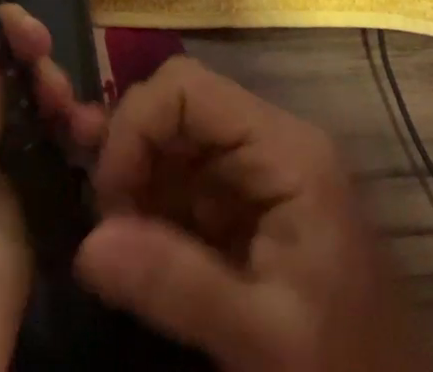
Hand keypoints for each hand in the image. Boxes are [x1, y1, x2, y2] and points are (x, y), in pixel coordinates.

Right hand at [76, 58, 428, 371]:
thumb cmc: (346, 368)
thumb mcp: (266, 337)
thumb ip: (179, 286)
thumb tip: (87, 245)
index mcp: (287, 153)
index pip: (185, 89)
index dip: (134, 127)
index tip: (111, 200)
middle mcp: (271, 146)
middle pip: (172, 108)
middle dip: (127, 156)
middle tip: (107, 224)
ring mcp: (256, 176)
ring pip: (168, 143)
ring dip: (130, 182)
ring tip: (113, 240)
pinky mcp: (243, 209)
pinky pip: (177, 182)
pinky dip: (144, 205)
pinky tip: (131, 247)